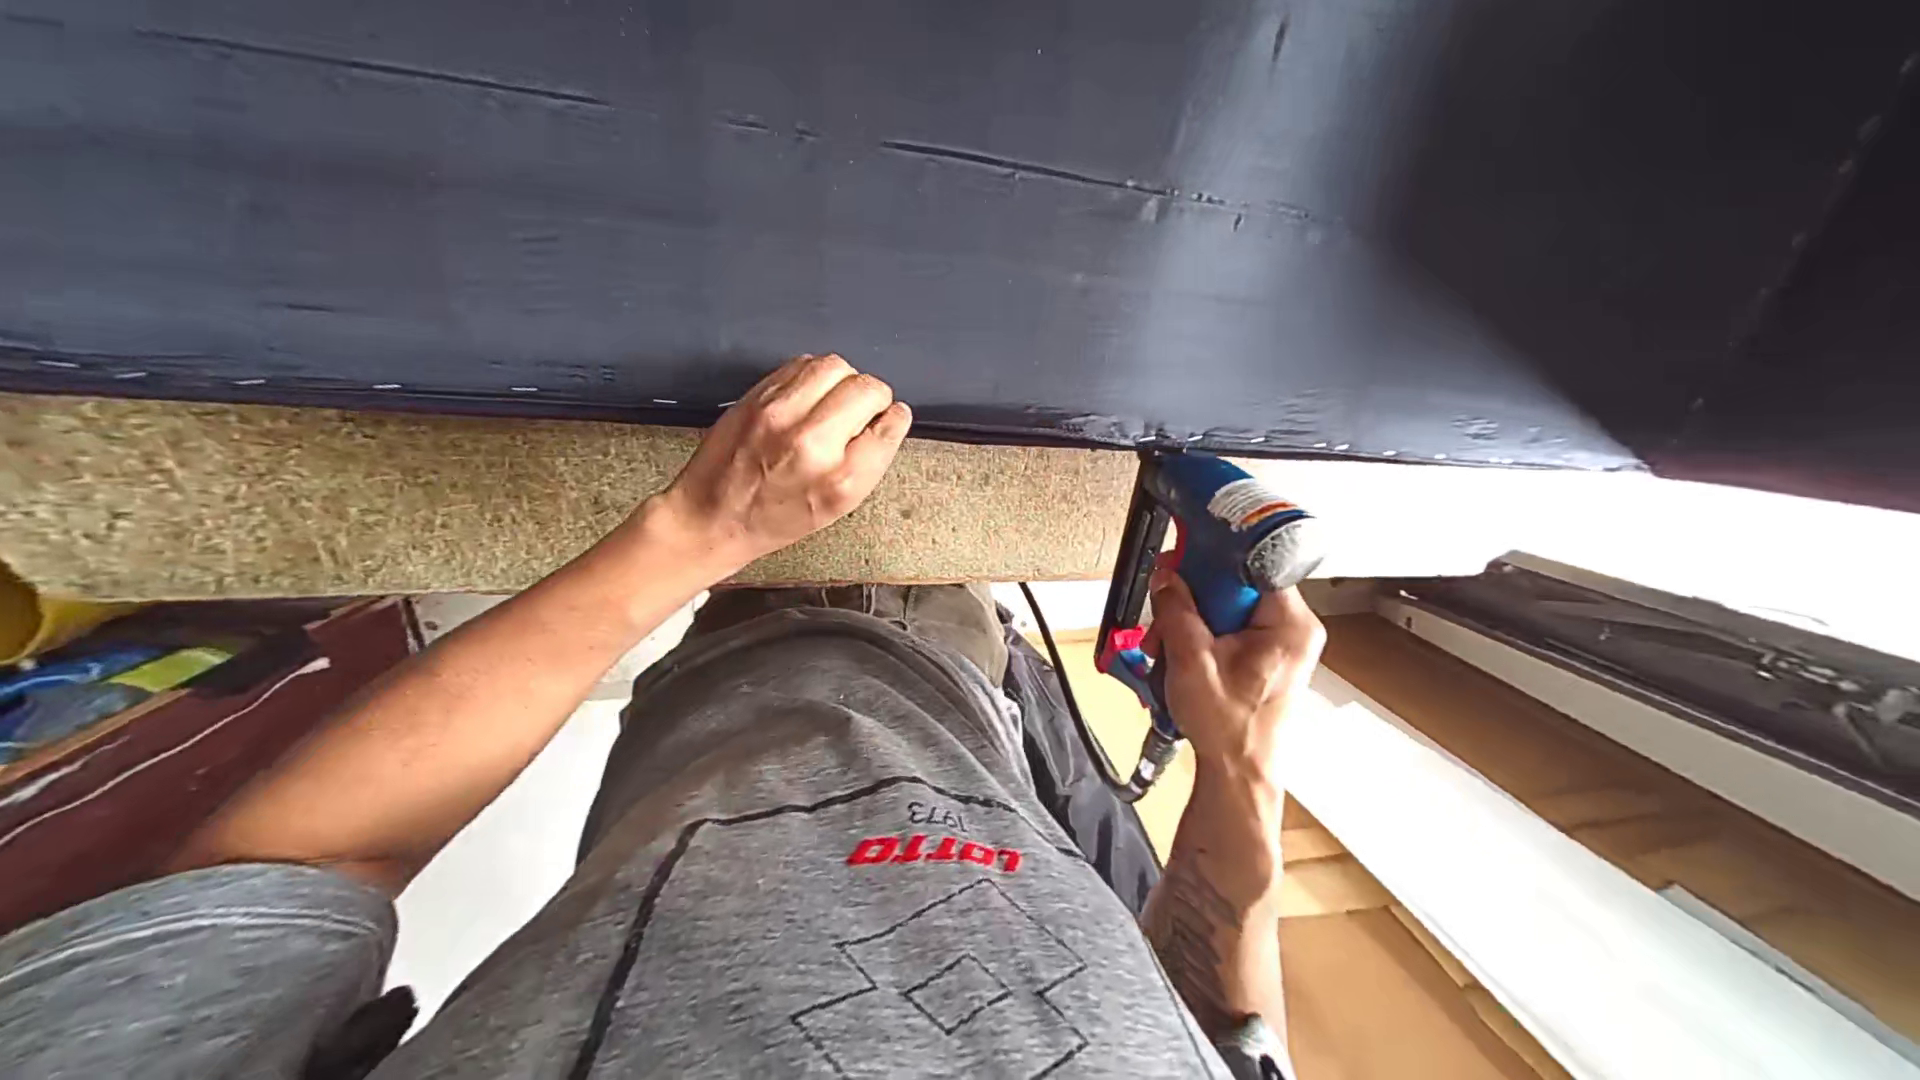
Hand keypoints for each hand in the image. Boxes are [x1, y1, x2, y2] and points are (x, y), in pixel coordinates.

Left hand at [650, 354, 911, 571]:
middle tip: (861, 413)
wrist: (713, 516)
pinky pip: (802, 364)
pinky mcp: (756, 396)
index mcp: (840, 478)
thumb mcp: (839, 506)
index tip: (886, 420)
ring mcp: (779, 413)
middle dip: (872, 397)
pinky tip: (808, 398)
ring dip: (844, 380)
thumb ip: (871, 460)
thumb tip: (889, 418)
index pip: (889, 422)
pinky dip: (814, 375)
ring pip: (836, 366)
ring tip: (833, 402)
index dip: (893, 418)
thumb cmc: (776, 518)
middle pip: (866, 388)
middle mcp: (811, 441)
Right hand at [1147, 567, 1325, 777]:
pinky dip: (1201, 634)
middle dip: (1192, 600)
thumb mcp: (1191, 660)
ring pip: (1227, 604)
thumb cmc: (1228, 728)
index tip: (1183, 558)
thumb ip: (1176, 610)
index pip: (1253, 564)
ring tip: (1169, 645)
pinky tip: (1181, 653)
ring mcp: (1279, 640)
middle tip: (1165, 619)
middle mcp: (1292, 628)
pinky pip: (1229, 624)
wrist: (1237, 769)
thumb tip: (1165, 576)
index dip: (1213, 560)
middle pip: (1235, 584)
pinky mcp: (1264, 652)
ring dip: (1190, 619)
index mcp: (1290, 624)